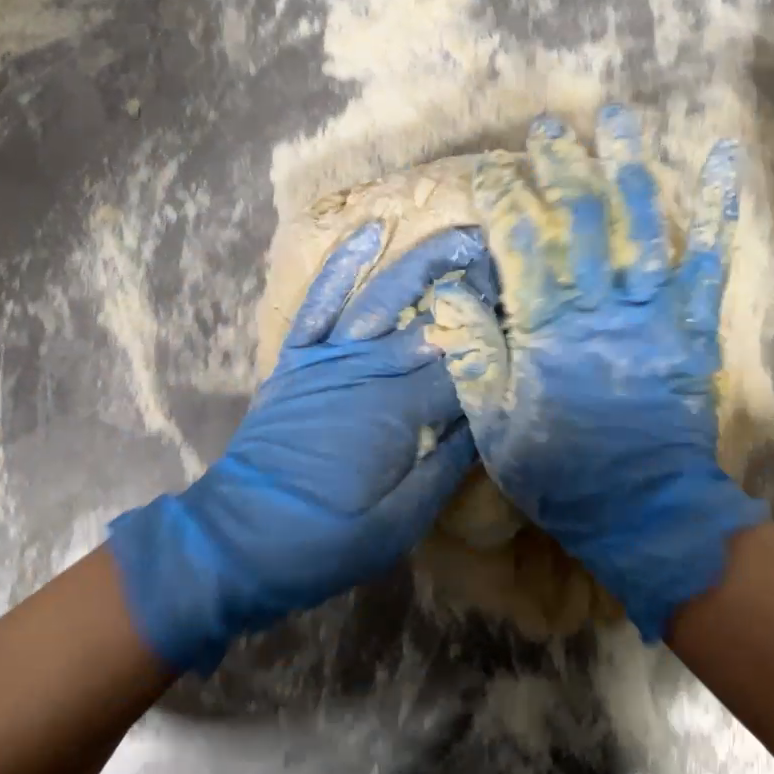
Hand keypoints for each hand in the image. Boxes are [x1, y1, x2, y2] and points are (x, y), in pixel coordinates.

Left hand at [106, 225, 490, 673]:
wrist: (237, 540)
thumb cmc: (326, 541)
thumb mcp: (402, 520)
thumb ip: (448, 462)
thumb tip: (489, 414)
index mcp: (400, 409)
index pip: (465, 366)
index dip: (501, 346)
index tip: (536, 322)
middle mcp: (369, 369)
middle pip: (434, 324)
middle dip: (478, 294)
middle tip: (517, 263)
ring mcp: (329, 358)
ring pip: (383, 298)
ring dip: (425, 264)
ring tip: (463, 236)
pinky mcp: (297, 360)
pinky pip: (319, 303)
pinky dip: (341, 267)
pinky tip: (368, 233)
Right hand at [427, 106, 767, 641]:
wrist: (644, 509)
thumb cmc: (560, 469)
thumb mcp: (495, 423)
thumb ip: (473, 354)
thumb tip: (447, 291)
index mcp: (547, 329)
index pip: (521, 245)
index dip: (503, 199)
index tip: (490, 166)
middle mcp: (600, 307)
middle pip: (580, 219)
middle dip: (561, 167)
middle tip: (548, 126)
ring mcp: (652, 311)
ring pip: (640, 223)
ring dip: (627, 166)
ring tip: (616, 118)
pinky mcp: (692, 323)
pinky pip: (709, 258)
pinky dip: (716, 207)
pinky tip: (720, 159)